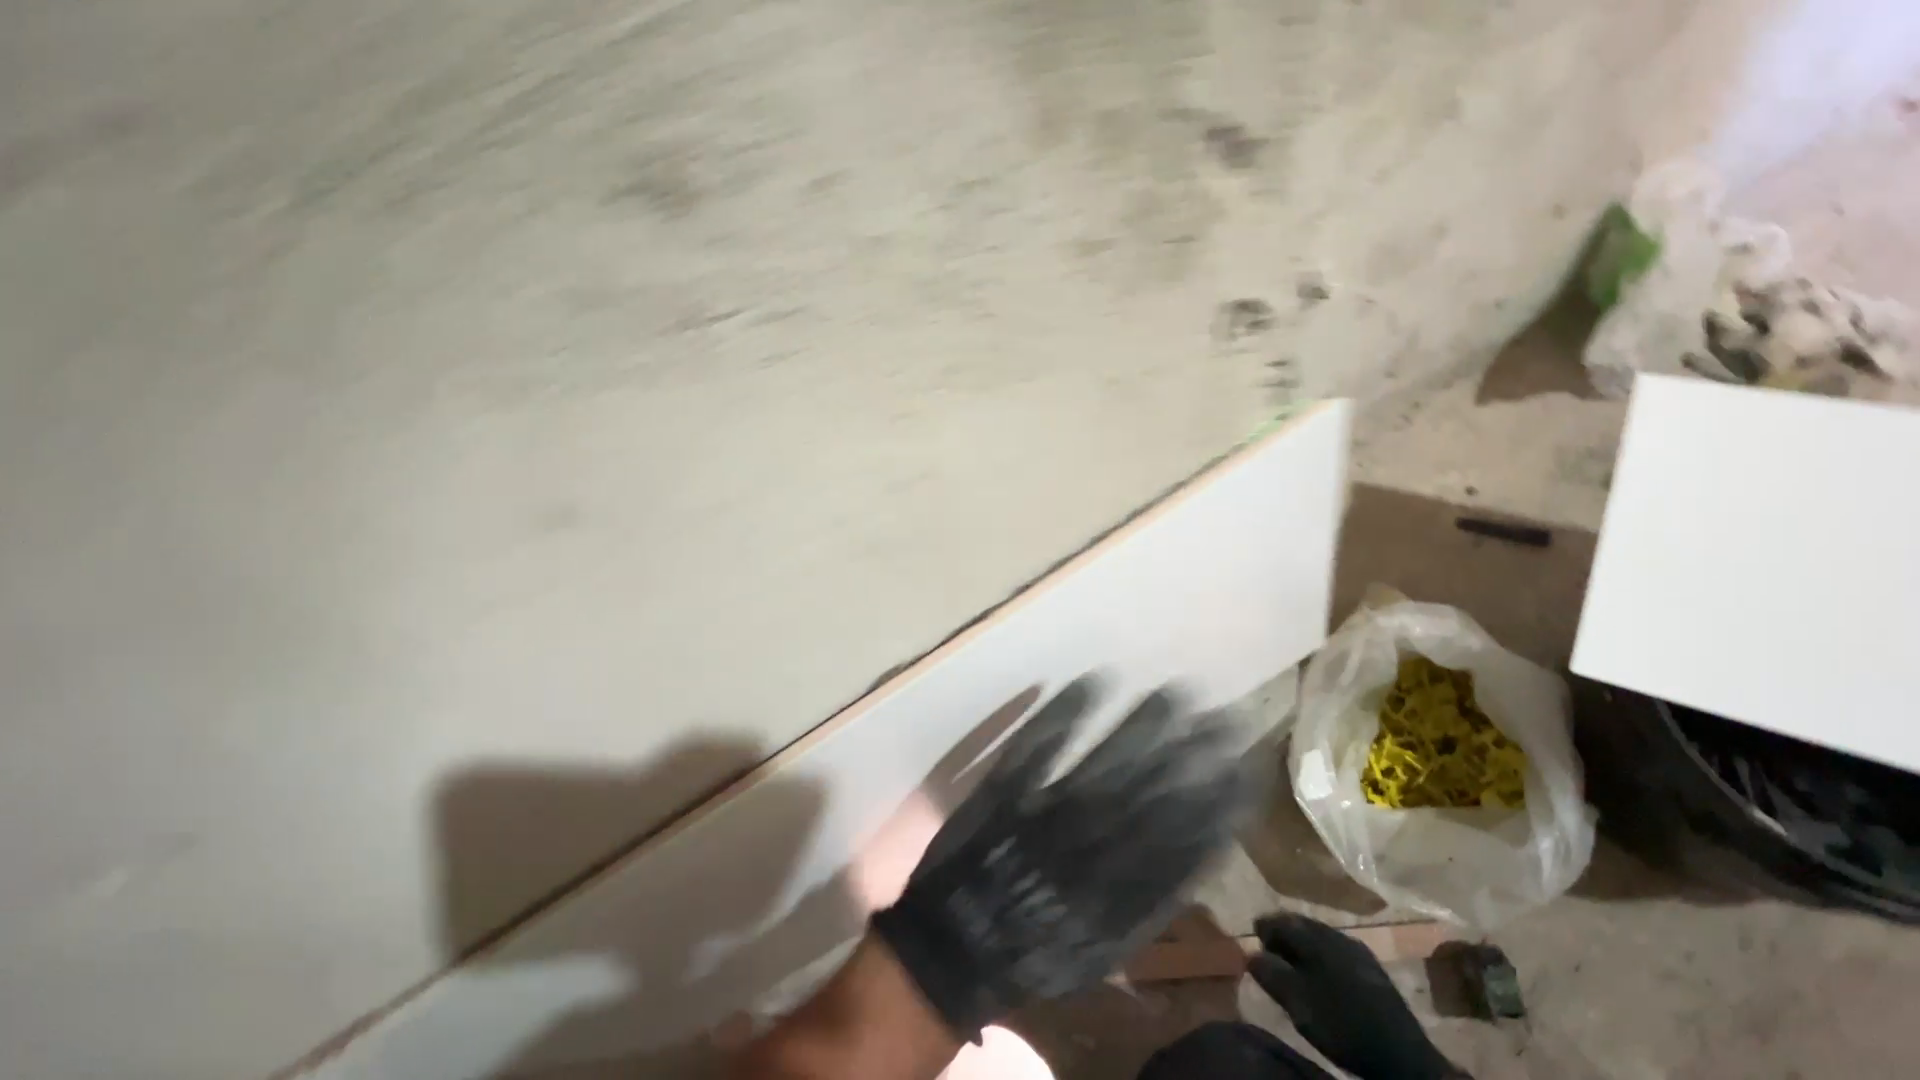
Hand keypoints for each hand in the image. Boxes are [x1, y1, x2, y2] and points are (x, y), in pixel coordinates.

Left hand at [871, 676, 1257, 1041]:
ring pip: (1102, 760)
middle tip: (1214, 711)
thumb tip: (1200, 849)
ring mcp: (1045, 812)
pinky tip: (1091, 683)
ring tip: (1169, 692)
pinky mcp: (1004, 792)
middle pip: (1147, 785)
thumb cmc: (1036, 951)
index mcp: (1119, 884)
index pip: (1180, 830)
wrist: (955, 950)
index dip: (1213, 794)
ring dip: (1138, 724)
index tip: (1239, 762)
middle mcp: (1089, 843)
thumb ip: (1154, 901)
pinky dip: (1064, 715)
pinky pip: (1038, 747)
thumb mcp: (1107, 946)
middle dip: (1186, 748)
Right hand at [1248, 913, 1465, 1079]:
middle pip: (1303, 925)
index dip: (1265, 926)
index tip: (1253, 934)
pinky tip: (1320, 972)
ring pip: (1321, 937)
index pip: (1283, 920)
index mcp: (1318, 940)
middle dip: (1284, 932)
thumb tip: (1250, 953)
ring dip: (1303, 944)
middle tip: (1268, 946)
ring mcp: (1360, 951)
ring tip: (1291, 960)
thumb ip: (1271, 975)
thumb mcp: (1298, 1004)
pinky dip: (1320, 954)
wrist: (1401, 1055)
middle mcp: (1339, 936)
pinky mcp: (1372, 969)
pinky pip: (1337, 950)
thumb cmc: (1342, 1025)